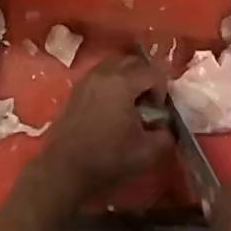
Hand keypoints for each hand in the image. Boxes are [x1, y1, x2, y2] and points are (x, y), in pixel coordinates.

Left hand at [32, 54, 171, 203]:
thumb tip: (166, 126)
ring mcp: (87, 79)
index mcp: (123, 83)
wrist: (65, 169)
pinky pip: (100, 74)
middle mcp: (104, 73)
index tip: (160, 111)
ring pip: (114, 65)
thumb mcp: (147, 153)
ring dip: (128, 77)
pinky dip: (112, 82)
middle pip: (133, 62)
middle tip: (150, 103)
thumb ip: (165, 135)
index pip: (153, 73)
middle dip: (146, 78)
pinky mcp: (76, 89)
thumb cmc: (108, 159)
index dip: (162, 90)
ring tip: (132, 103)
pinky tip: (113, 106)